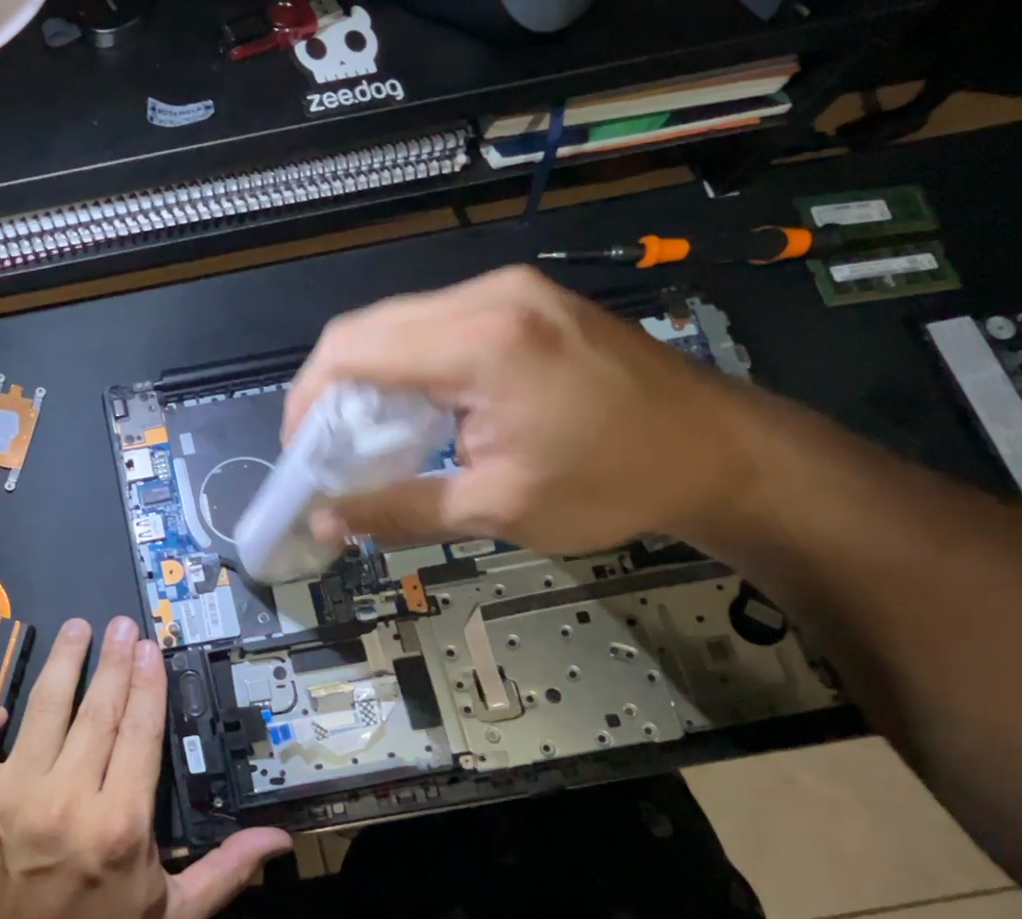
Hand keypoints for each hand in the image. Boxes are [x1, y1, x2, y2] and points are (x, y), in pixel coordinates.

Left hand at [0, 616, 292, 918]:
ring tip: (78, 629)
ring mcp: (15, 794)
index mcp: (121, 824)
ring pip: (40, 712)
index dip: (147, 686)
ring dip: (61, 666)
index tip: (150, 649)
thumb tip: (279, 838)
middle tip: (122, 624)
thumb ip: (227, 873)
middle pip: (96, 712)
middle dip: (112, 662)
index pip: (139, 734)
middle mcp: (68, 798)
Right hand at [283, 265, 763, 553]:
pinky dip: (404, 365)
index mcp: (482, 343)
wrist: (720, 451)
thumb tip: (323, 522)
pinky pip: (433, 323)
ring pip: (395, 323)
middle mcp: (488, 298)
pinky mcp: (523, 301)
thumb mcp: (497, 508)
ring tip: (367, 435)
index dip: (306, 401)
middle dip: (328, 390)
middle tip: (326, 450)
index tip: (301, 455)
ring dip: (365, 377)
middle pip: (365, 328)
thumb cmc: (612, 483)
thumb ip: (399, 509)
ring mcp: (509, 292)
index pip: (351, 351)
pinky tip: (415, 408)